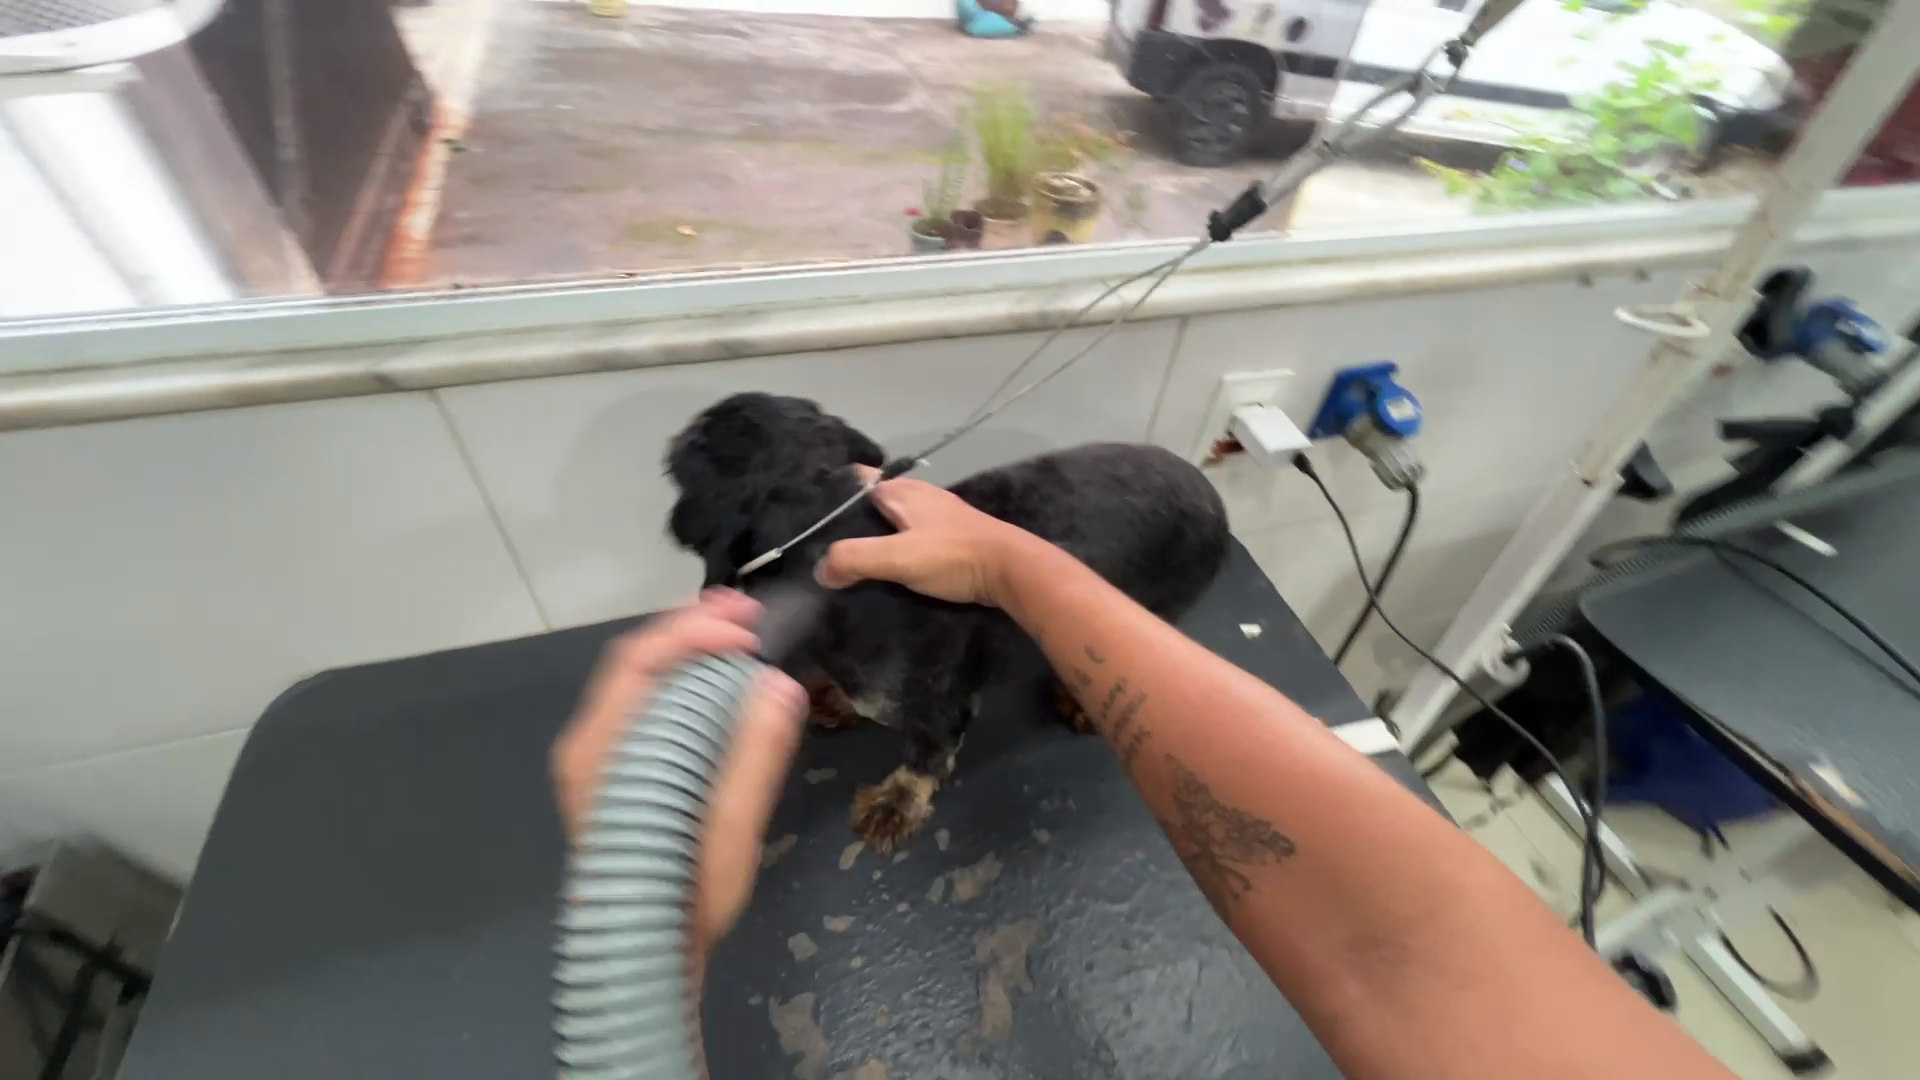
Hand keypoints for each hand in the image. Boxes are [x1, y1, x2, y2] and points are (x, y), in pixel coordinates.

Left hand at [552, 589, 806, 952]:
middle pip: (639, 659)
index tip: (751, 632)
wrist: (647, 953)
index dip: (694, 633)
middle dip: (695, 627)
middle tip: (754, 614)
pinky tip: (727, 672)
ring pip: (647, 675)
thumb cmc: (688, 901)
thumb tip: (780, 684)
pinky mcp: (625, 763)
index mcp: (602, 754)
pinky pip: (655, 700)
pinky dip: (692, 674)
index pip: (638, 663)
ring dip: (695, 645)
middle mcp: (593, 743)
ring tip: (746, 630)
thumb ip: (752, 762)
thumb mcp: (729, 836)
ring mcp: (605, 752)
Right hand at [814, 475, 1030, 605]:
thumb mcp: (897, 557)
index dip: (831, 497)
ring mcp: (937, 515)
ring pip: (892, 522)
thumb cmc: (953, 556)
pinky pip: (911, 538)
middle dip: (850, 523)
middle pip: (871, 504)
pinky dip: (896, 549)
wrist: (1012, 570)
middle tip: (822, 549)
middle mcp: (918, 495)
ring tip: (848, 564)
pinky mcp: (950, 538)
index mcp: (901, 490)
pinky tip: (887, 570)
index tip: (807, 519)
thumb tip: (821, 571)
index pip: (855, 482)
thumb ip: (854, 559)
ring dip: (874, 538)